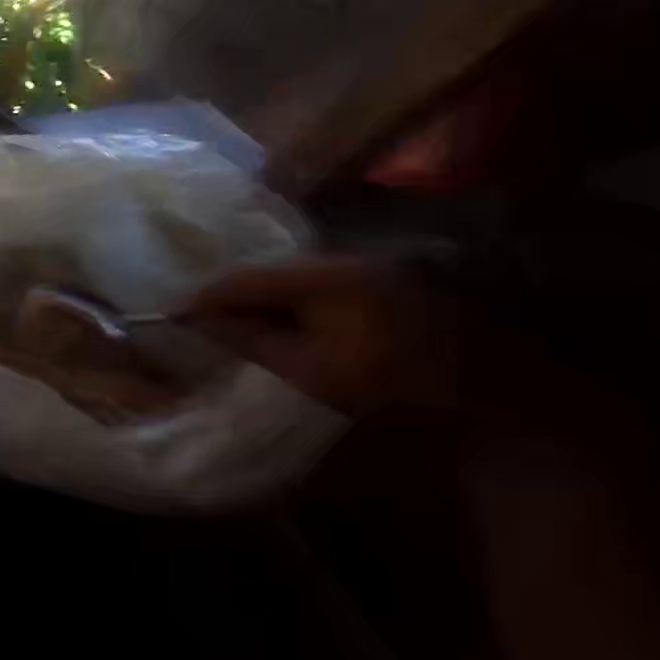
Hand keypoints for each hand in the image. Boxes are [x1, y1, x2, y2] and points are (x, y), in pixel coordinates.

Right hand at [179, 256, 454, 414]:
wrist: (489, 399)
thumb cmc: (386, 385)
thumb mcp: (304, 367)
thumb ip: (247, 338)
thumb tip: (197, 321)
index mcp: (324, 278)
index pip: (242, 278)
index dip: (201, 297)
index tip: (170, 316)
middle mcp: (343, 260)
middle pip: (264, 273)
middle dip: (227, 297)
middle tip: (197, 322)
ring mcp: (365, 269)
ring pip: (286, 278)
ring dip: (255, 300)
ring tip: (229, 325)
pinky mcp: (377, 283)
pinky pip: (311, 286)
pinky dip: (284, 304)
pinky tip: (273, 324)